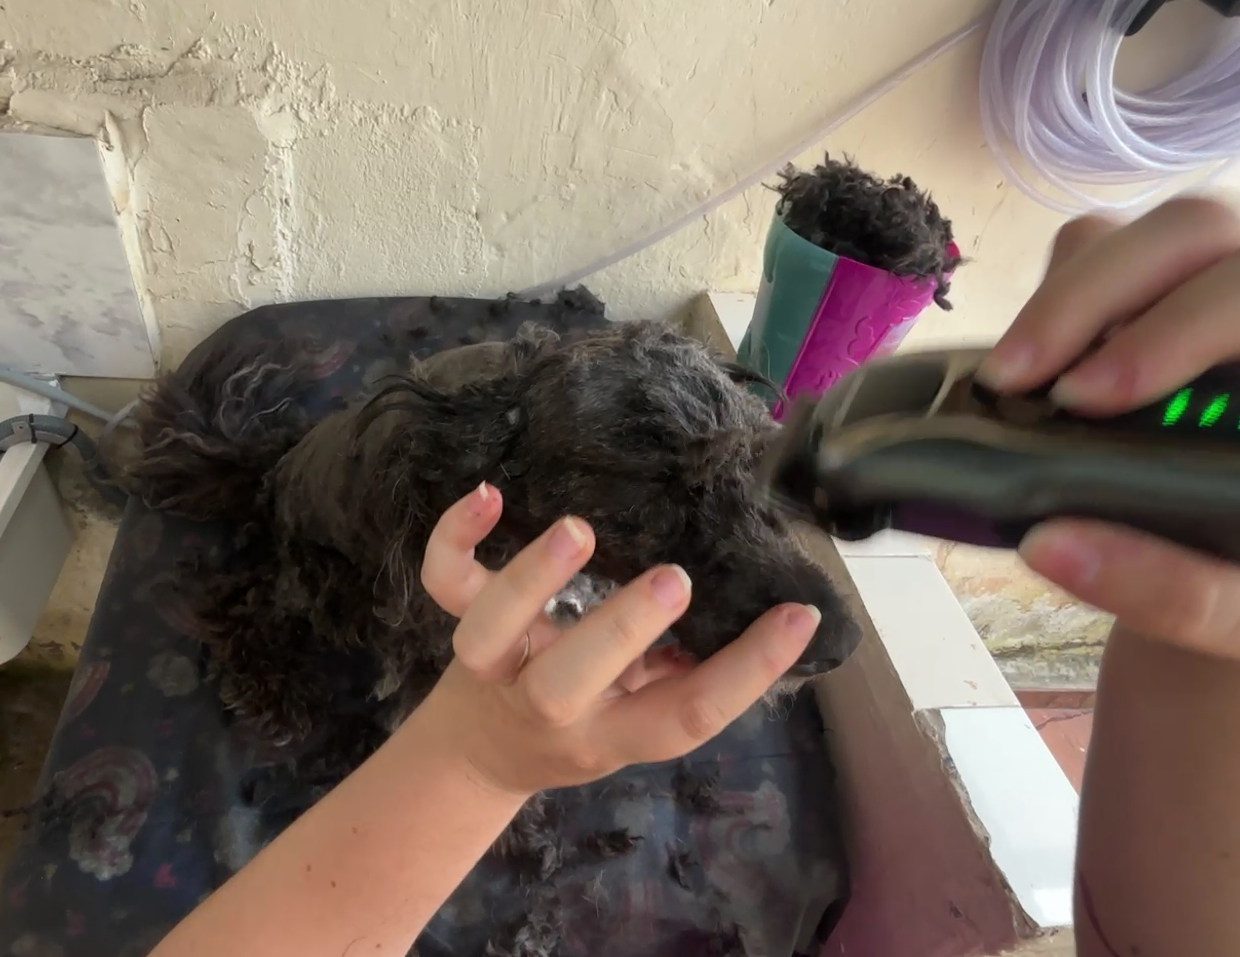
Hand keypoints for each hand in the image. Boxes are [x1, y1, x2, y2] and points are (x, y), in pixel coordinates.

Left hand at [407, 483, 820, 796]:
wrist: (484, 747)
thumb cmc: (580, 716)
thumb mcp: (637, 711)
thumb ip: (684, 671)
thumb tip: (767, 613)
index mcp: (610, 729)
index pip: (684, 716)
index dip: (744, 674)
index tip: (796, 615)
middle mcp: (547, 704)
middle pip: (572, 683)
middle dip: (622, 629)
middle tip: (675, 578)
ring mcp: (493, 663)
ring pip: (490, 633)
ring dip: (531, 579)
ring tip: (578, 529)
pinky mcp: (456, 621)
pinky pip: (444, 582)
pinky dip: (456, 537)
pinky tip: (489, 493)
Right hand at [980, 198, 1239, 675]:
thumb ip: (1174, 593)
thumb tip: (1047, 543)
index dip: (1185, 323)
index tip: (1090, 400)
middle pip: (1192, 230)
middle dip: (1089, 301)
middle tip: (1017, 384)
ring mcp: (1186, 295)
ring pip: (1122, 234)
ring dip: (1052, 301)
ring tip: (1004, 381)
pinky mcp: (1118, 306)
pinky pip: (1072, 260)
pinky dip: (1033, 302)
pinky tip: (1019, 370)